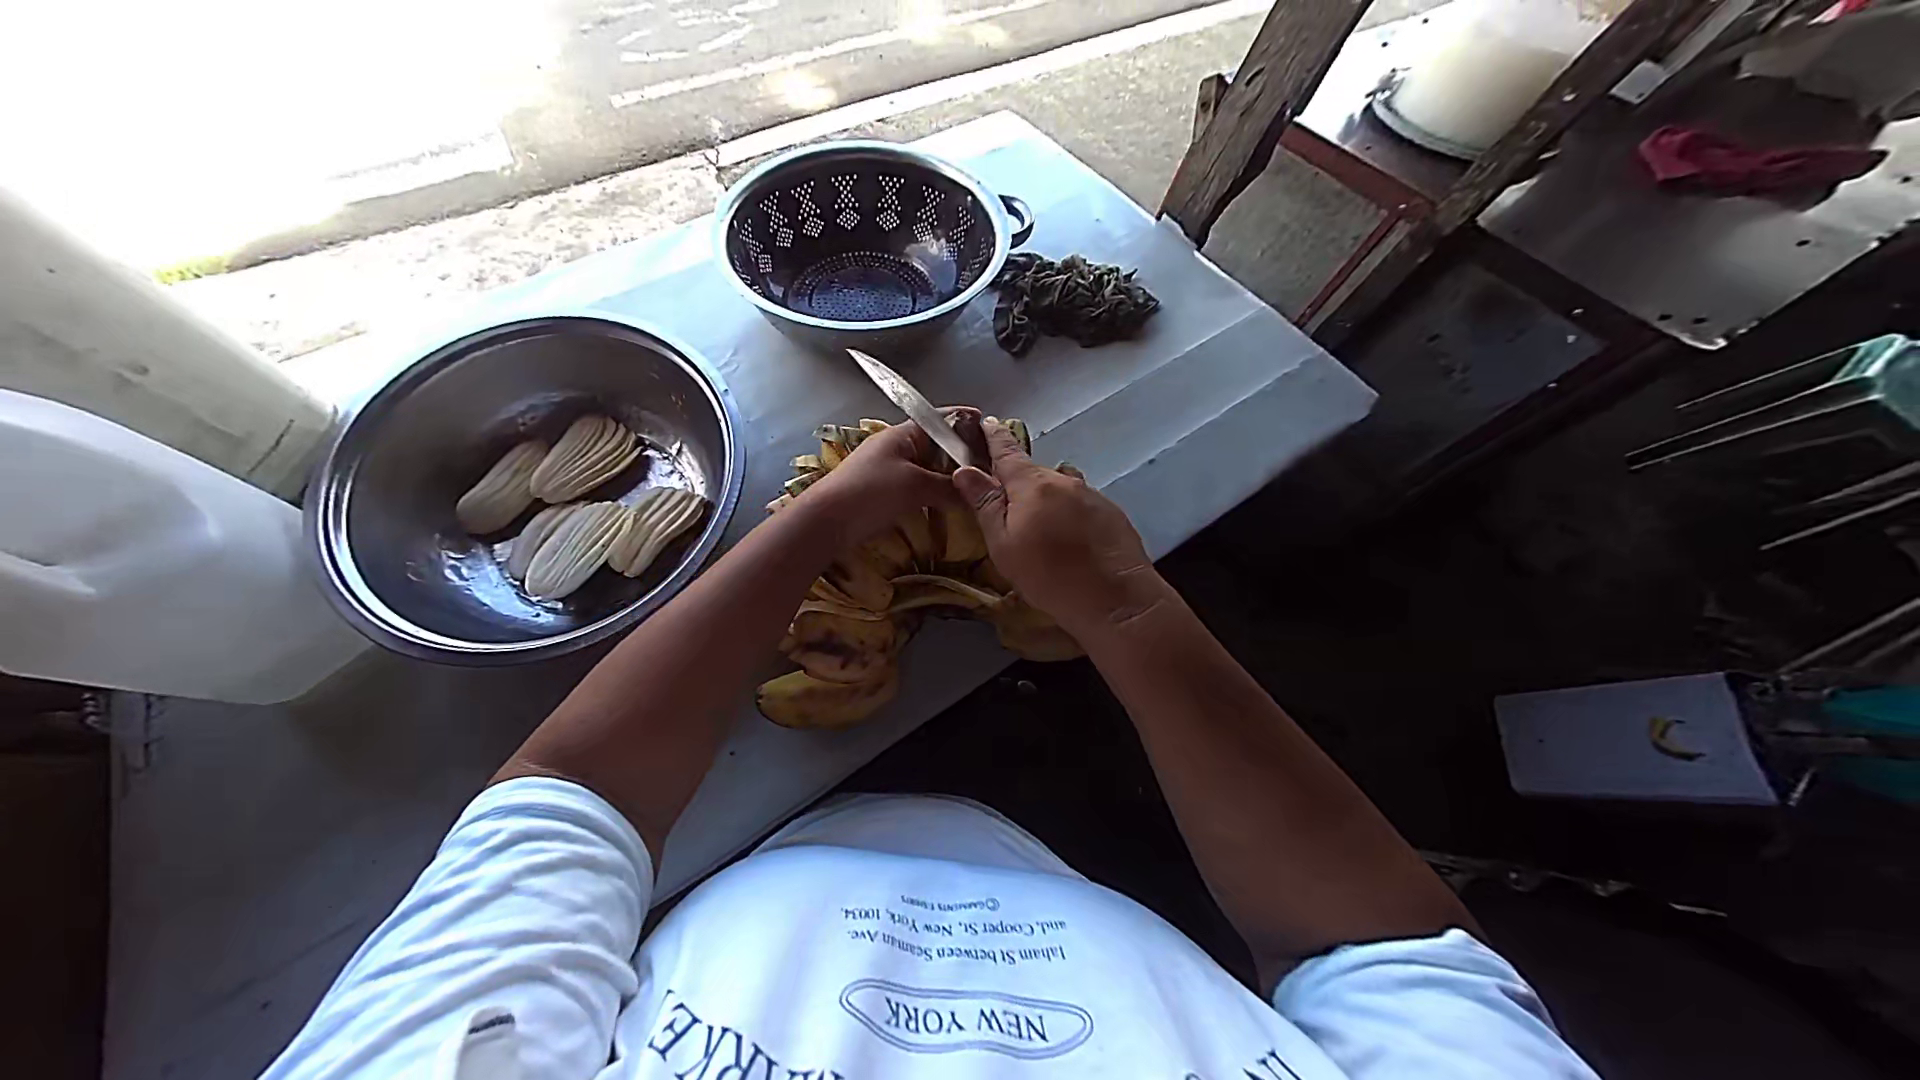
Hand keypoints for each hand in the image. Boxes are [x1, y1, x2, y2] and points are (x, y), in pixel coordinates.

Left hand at [800, 408, 975, 546]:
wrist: (826, 521)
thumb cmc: (870, 492)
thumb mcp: (916, 486)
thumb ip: (949, 488)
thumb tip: (974, 494)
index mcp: (903, 434)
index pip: (940, 420)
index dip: (964, 422)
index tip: (989, 427)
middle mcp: (896, 447)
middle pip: (936, 446)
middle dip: (961, 455)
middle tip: (989, 467)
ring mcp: (889, 470)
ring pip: (927, 469)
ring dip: (947, 478)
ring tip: (974, 488)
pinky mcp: (884, 492)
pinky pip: (917, 487)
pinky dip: (933, 493)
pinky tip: (949, 505)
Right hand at [950, 418, 1167, 634]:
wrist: (1115, 599)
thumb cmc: (1048, 576)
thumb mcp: (1003, 545)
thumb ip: (985, 505)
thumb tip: (965, 471)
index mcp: (1031, 484)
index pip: (1007, 450)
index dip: (994, 437)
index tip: (987, 423)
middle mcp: (1063, 480)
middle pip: (1034, 474)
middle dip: (1020, 486)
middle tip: (1010, 514)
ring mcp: (1092, 495)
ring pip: (1060, 490)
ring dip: (1048, 503)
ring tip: (1043, 532)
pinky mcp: (1112, 514)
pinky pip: (1082, 506)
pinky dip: (1070, 516)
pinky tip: (1071, 543)